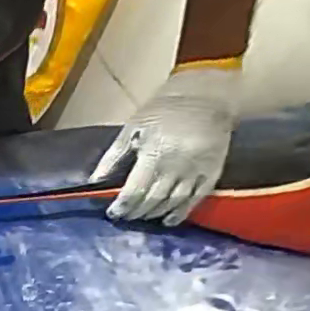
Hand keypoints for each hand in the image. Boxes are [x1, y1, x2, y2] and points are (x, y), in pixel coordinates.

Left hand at [89, 65, 240, 226]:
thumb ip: (112, 157)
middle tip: (125, 216)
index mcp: (157, 153)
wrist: (207, 90)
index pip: (134, 192)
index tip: (112, 213)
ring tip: (142, 216)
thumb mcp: (131, 130)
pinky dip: (183, 211)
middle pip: (153, 199)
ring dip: (155, 213)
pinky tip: (169, 220)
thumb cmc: (162, 110)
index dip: (121, 207)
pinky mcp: (215, 166)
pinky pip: (198, 196)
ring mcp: (199, 166)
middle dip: (136, 212)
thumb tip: (94, 182)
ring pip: (174, 201)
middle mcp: (179, 163)